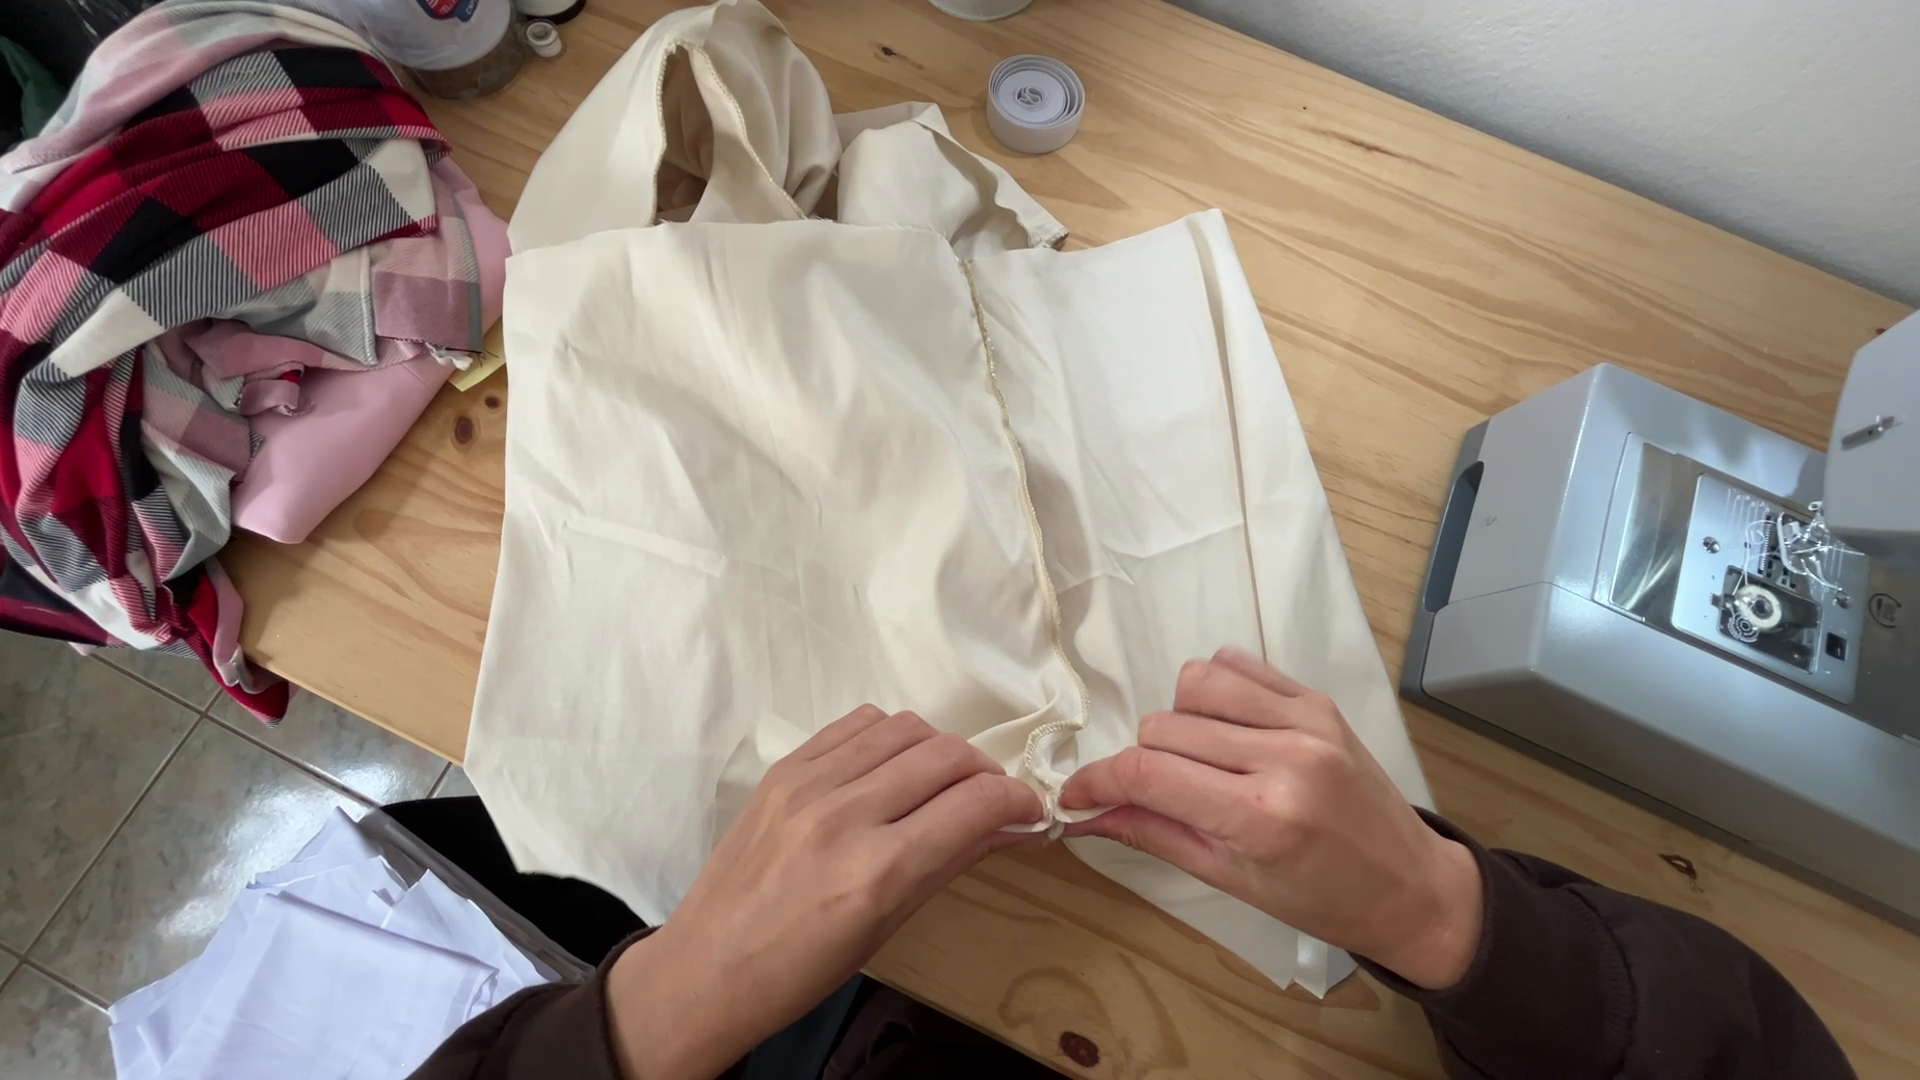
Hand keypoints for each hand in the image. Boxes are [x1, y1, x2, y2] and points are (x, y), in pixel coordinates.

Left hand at [607, 706, 1043, 1079]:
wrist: (705, 966)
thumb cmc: (803, 968)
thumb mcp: (890, 925)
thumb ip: (954, 861)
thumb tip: (1010, 824)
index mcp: (877, 871)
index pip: (974, 803)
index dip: (1017, 799)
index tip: (1030, 808)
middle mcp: (846, 813)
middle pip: (947, 754)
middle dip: (987, 770)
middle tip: (992, 794)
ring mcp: (810, 781)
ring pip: (906, 726)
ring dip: (941, 748)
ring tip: (943, 778)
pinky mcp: (786, 765)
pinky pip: (859, 722)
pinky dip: (892, 735)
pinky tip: (894, 762)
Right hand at [1060, 647, 1482, 988]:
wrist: (1412, 885)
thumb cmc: (1319, 897)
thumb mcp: (1228, 878)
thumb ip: (1150, 833)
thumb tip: (1084, 815)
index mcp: (1261, 817)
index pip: (1147, 775)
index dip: (1096, 780)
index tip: (1073, 795)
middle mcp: (1283, 756)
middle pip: (1162, 727)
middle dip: (1144, 761)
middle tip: (1164, 792)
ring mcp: (1304, 718)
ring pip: (1194, 682)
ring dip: (1178, 718)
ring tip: (1201, 754)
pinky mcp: (1316, 697)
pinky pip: (1234, 662)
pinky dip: (1213, 688)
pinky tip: (1226, 725)